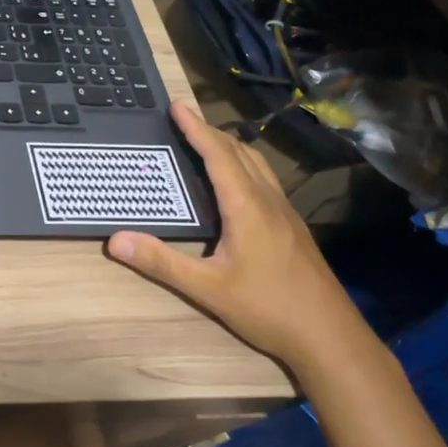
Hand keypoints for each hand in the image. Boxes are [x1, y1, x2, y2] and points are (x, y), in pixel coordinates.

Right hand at [106, 105, 368, 370]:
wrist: (332, 340)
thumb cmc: (269, 310)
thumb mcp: (208, 289)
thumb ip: (161, 263)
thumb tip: (115, 240)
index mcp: (248, 208)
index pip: (219, 156)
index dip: (196, 128)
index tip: (177, 106)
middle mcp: (269, 203)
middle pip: (241, 153)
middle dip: (211, 131)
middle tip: (184, 119)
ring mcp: (286, 216)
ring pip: (259, 166)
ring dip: (231, 147)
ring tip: (207, 141)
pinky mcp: (294, 230)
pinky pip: (266, 182)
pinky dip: (244, 166)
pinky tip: (237, 184)